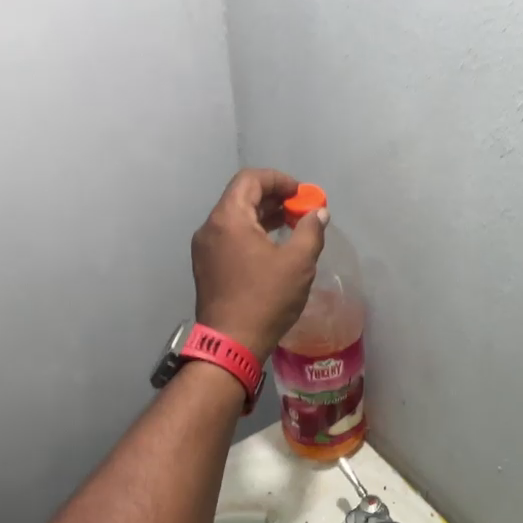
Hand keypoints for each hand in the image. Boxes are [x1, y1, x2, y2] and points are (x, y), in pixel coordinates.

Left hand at [191, 167, 326, 359]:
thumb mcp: (298, 264)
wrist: (230, 343)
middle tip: (299, 210)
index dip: (278, 180)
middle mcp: (210, 228)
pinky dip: (250, 235)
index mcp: (229, 218)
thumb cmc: (265, 300)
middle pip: (241, 198)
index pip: (250, 180)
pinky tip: (271, 251)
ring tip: (290, 229)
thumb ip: (310, 231)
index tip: (301, 194)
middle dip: (272, 199)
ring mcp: (204, 249)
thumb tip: (318, 213)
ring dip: (262, 218)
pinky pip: (229, 239)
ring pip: (234, 220)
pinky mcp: (206, 268)